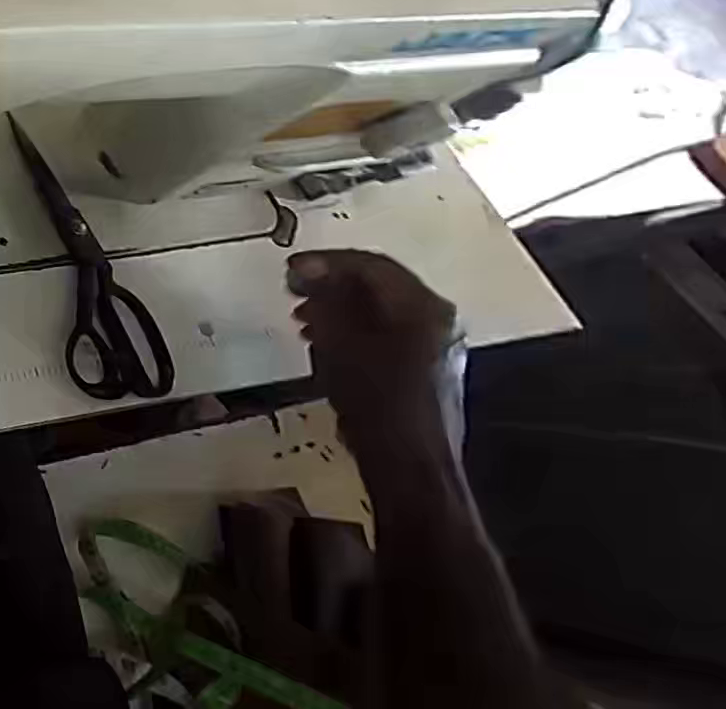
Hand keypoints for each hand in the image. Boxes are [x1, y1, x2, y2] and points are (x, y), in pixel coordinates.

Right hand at [286, 250, 457, 440]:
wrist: (407, 464)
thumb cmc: (374, 398)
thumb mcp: (339, 339)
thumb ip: (326, 297)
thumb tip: (311, 271)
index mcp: (422, 307)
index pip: (370, 264)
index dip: (324, 262)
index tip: (290, 268)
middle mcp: (436, 320)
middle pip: (376, 284)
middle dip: (329, 282)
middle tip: (292, 287)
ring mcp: (433, 345)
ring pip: (377, 307)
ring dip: (336, 304)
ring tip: (301, 313)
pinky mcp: (423, 367)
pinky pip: (382, 329)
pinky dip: (349, 325)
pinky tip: (322, 338)